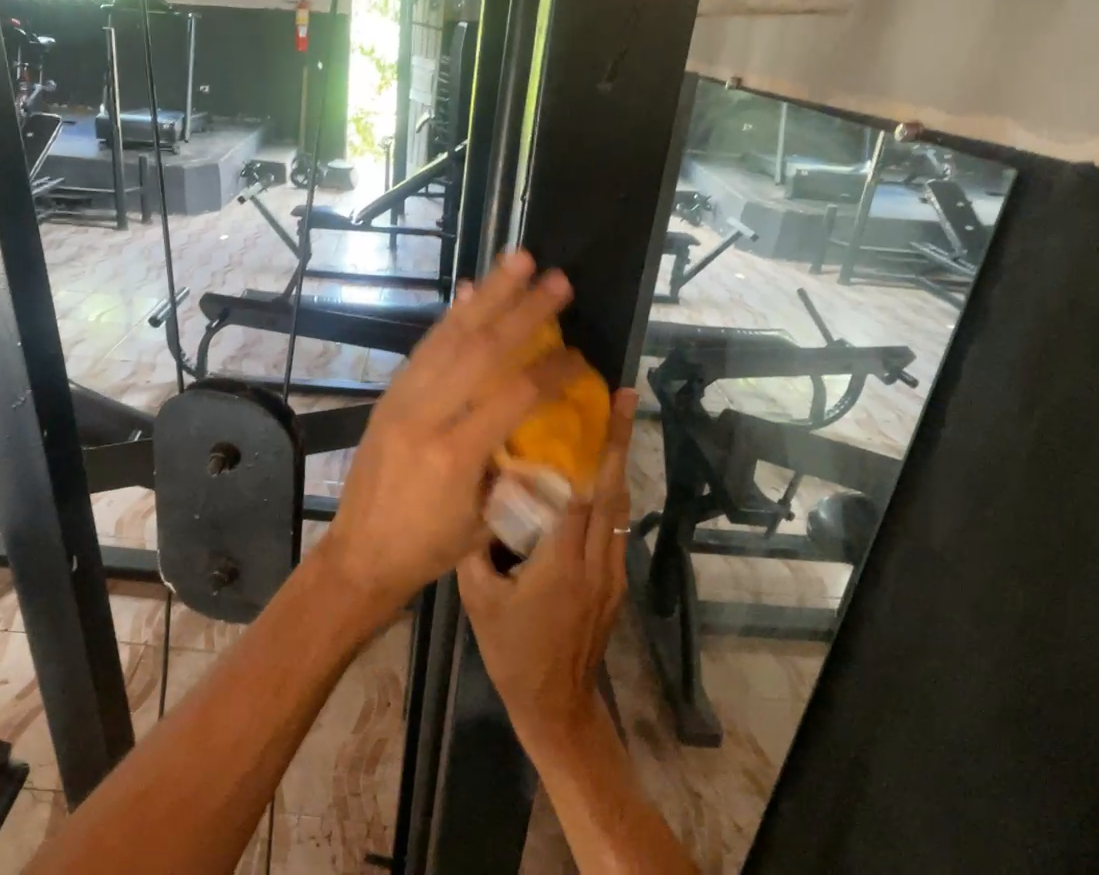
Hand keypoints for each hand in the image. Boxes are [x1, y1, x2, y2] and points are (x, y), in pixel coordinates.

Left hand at [316, 251, 582, 616]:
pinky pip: (425, 347)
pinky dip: (451, 317)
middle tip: (560, 280)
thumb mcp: (485, 523)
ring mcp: (401, 401)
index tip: (583, 355)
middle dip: (525, 311)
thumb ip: (518, 475)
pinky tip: (470, 292)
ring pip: (450, 337)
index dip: (553, 371)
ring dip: (487, 296)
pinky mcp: (389, 396)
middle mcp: (425, 417)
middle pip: (481, 350)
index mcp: (454, 455)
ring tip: (518, 260)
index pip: (514, 396)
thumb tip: (550, 428)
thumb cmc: (428, 548)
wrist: (360, 554)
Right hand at [459, 387, 637, 741]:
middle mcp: (596, 560)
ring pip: (623, 507)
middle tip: (626, 396)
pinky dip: (612, 495)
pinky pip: (618, 527)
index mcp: (562, 562)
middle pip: (614, 490)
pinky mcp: (616, 582)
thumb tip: (472, 501)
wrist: (556, 702)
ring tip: (618, 423)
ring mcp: (613, 572)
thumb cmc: (512, 651)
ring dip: (621, 463)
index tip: (595, 410)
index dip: (590, 450)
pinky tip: (600, 478)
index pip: (582, 494)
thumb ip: (474, 549)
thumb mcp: (478, 600)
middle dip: (620, 440)